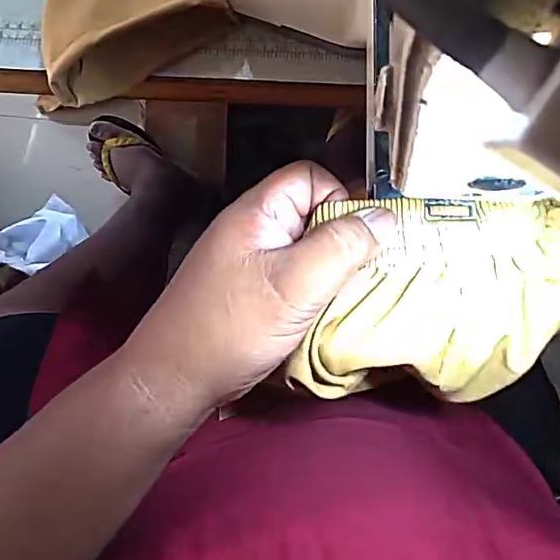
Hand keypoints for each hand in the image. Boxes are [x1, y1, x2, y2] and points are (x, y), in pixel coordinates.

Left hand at [117, 161, 394, 409]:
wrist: (172, 382)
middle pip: (314, 213)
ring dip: (333, 269)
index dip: (341, 198)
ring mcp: (252, 262)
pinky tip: (323, 313)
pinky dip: (317, 290)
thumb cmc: (230, 329)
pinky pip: (297, 276)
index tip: (359, 238)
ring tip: (345, 296)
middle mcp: (255, 229)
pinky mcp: (253, 291)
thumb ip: (344, 246)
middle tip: (360, 273)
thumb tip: (386, 218)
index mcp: (258, 212)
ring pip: (309, 248)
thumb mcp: (296, 283)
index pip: (311, 177)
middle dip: (344, 239)